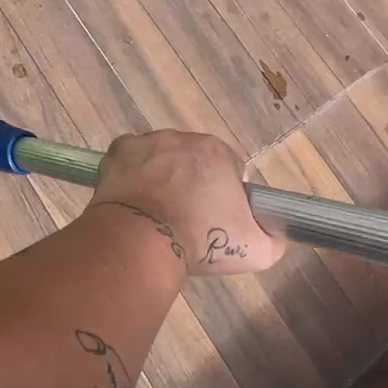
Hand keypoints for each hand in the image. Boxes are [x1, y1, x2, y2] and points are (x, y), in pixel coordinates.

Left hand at [89, 131, 283, 276]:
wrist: (141, 237)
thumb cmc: (203, 239)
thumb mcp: (258, 249)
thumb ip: (271, 235)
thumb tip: (270, 229)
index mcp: (216, 151)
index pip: (228, 166)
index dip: (224, 190)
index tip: (216, 212)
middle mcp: (178, 138)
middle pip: (191, 158)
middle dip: (191, 179)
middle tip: (185, 211)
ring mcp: (143, 141)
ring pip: (158, 157)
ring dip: (160, 174)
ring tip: (157, 207)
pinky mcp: (115, 151)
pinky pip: (130, 159)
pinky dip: (132, 173)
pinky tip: (135, 196)